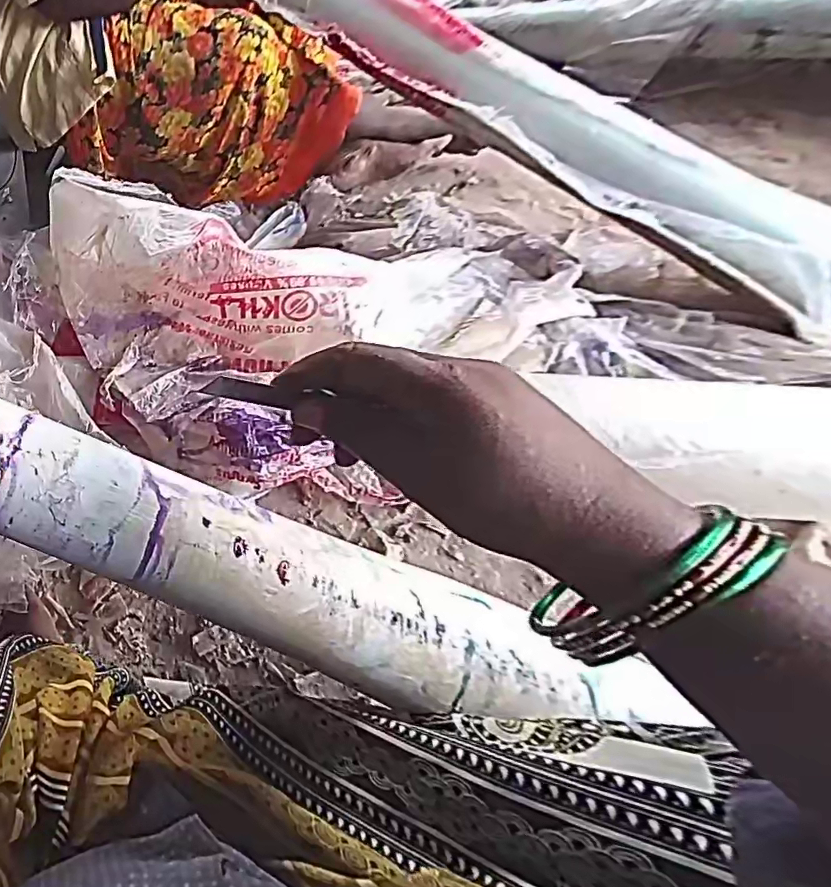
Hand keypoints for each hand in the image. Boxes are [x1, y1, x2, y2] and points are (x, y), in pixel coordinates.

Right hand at [273, 343, 703, 605]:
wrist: (609, 529)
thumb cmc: (499, 499)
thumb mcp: (410, 467)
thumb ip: (354, 428)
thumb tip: (306, 408)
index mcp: (438, 380)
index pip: (352, 358)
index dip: (306, 374)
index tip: (276, 398)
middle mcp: (463, 368)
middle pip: (375, 366)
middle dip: (330, 394)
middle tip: (308, 435)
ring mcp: (488, 382)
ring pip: (401, 382)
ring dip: (362, 406)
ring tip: (350, 450)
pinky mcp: (504, 400)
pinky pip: (430, 395)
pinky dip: (395, 414)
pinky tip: (393, 446)